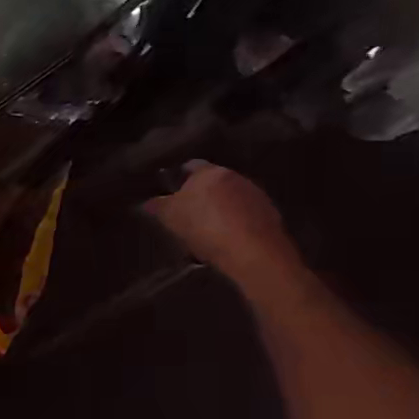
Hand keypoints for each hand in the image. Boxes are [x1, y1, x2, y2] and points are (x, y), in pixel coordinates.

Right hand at [142, 160, 303, 289]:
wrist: (253, 252)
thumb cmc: (204, 227)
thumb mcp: (169, 217)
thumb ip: (157, 206)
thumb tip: (148, 202)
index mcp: (209, 173)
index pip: (191, 166)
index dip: (179, 177)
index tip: (170, 191)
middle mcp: (236, 177)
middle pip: (212, 182)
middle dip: (199, 195)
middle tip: (185, 213)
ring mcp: (256, 195)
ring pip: (230, 198)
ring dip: (218, 209)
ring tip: (204, 229)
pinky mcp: (270, 214)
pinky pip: (244, 214)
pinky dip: (233, 222)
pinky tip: (224, 239)